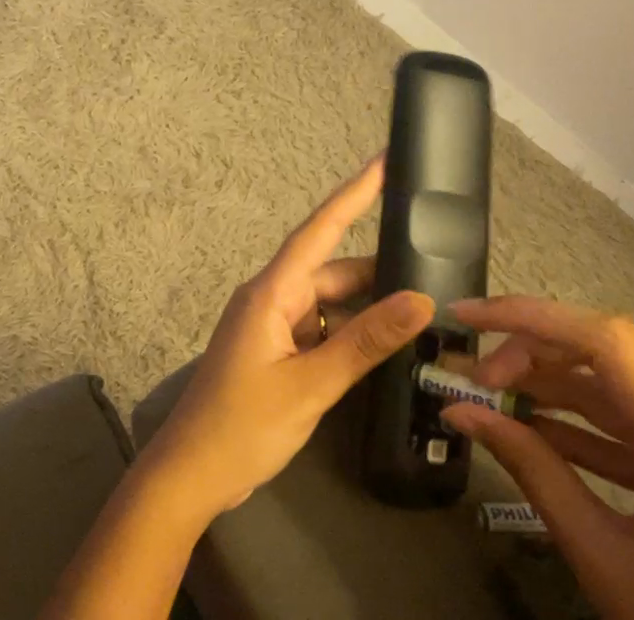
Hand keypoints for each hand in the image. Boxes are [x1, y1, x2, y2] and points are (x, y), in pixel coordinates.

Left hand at [140, 157, 434, 519]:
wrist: (194, 473)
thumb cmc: (244, 425)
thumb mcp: (311, 384)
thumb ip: (365, 342)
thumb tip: (420, 299)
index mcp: (269, 294)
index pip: (317, 232)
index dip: (351, 195)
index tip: (382, 161)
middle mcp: (270, 301)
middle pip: (332, 272)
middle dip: (380, 271)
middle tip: (439, 268)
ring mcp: (271, 328)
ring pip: (330, 304)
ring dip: (369, 308)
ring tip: (426, 312)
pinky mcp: (275, 354)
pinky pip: (321, 330)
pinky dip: (352, 334)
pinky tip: (388, 347)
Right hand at [441, 296, 633, 619]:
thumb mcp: (601, 560)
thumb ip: (532, 472)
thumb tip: (459, 411)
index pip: (613, 348)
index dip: (531, 318)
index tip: (466, 316)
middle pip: (623, 354)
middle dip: (537, 349)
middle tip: (475, 374)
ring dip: (559, 380)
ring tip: (492, 393)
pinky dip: (592, 417)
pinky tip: (537, 424)